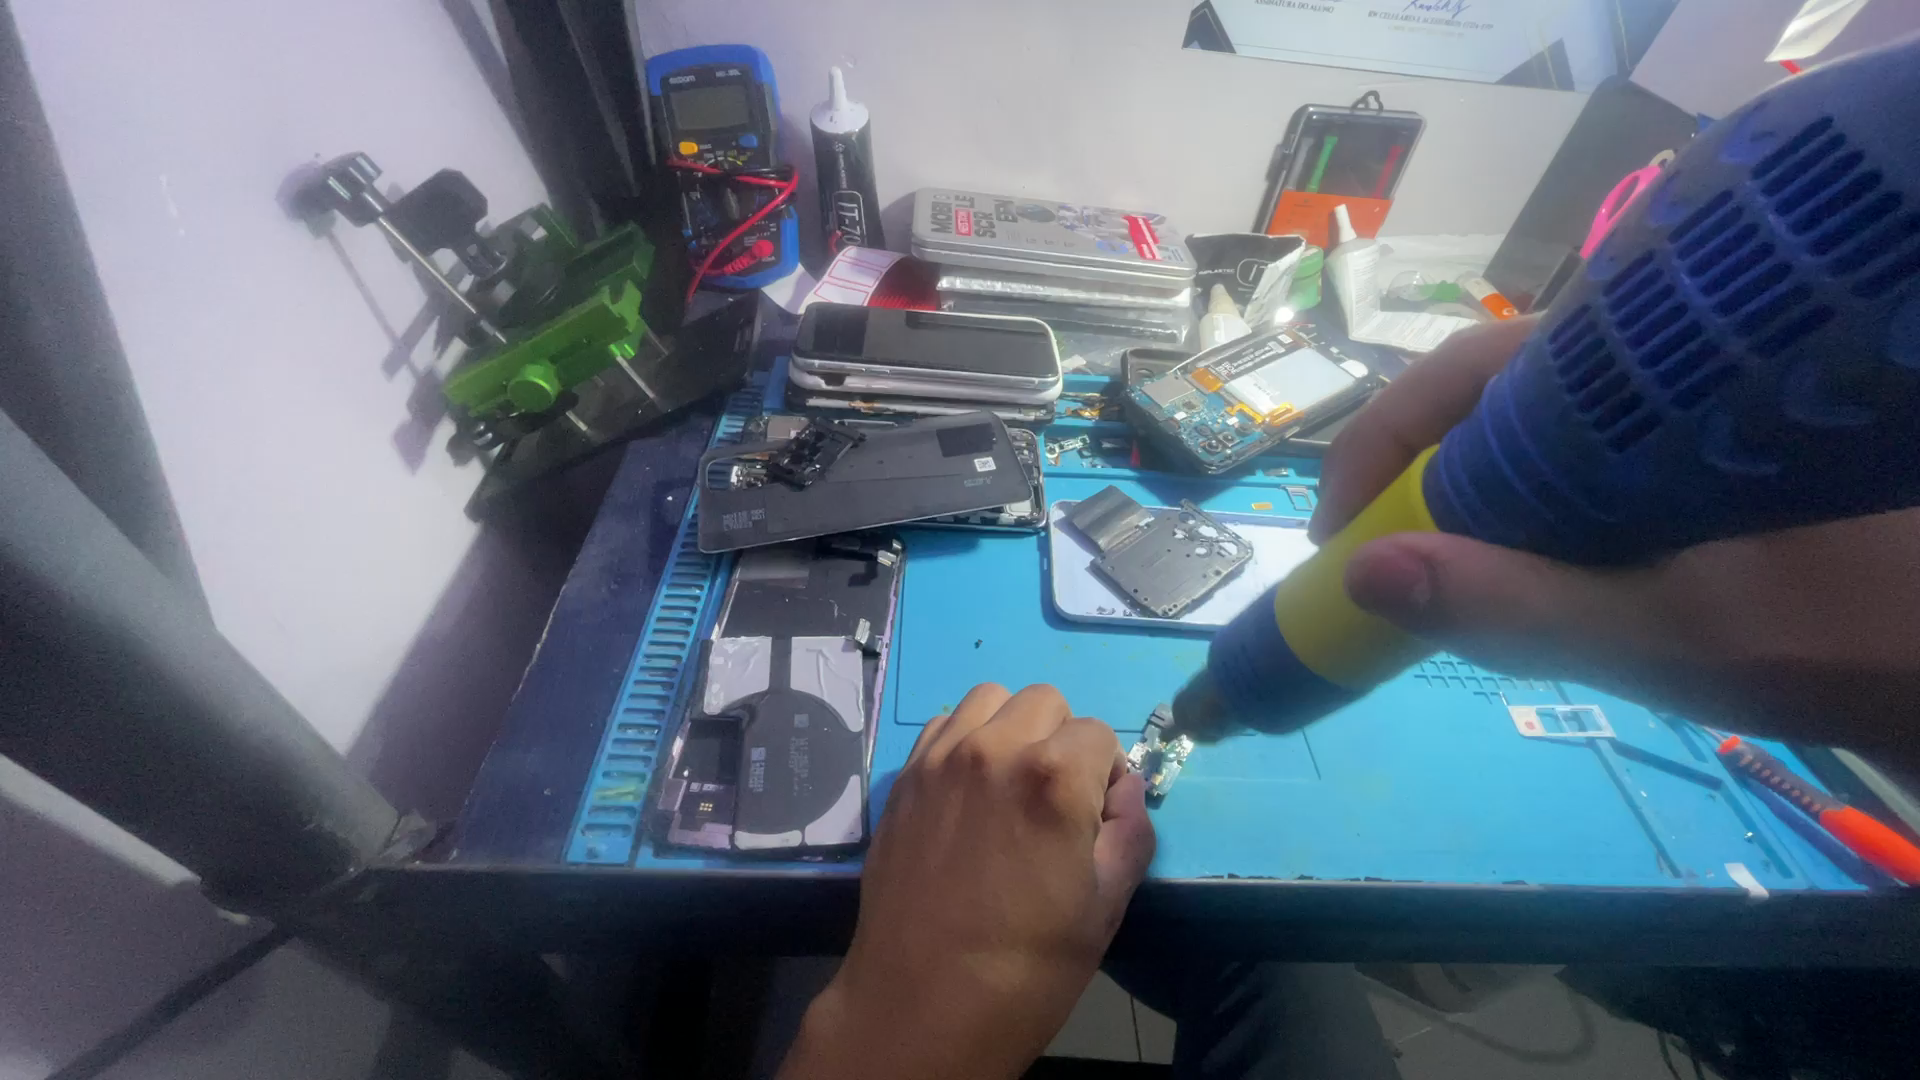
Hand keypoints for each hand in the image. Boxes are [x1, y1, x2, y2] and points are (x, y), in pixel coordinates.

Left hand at [780, 684, 1154, 1079]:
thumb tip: (1126, 786)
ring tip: (1008, 780)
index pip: (1098, 733)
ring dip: (1011, 726)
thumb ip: (1131, 830)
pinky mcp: (905, 773)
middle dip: (1062, 738)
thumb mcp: (1106, 906)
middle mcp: (995, 748)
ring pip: (990, 698)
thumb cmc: (1027, 966)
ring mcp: (942, 756)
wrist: (922, 1003)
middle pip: (1045, 701)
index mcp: (1054, 777)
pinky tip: (966, 787)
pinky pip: (943, 724)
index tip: (1094, 811)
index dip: (1105, 772)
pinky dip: (964, 738)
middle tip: (1054, 793)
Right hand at [1312, 319, 1919, 769]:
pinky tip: (1517, 565)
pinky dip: (1509, 512)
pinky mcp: (1685, 451)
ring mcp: (1672, 408)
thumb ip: (1521, 608)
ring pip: (1515, 430)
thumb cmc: (1876, 641)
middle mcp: (1656, 367)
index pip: (1470, 371)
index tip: (1339, 530)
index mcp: (1657, 375)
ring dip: (1453, 496)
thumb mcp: (1683, 637)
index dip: (1379, 442)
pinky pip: (1558, 462)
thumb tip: (1362, 572)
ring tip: (1432, 570)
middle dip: (1404, 474)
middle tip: (1371, 556)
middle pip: (1482, 394)